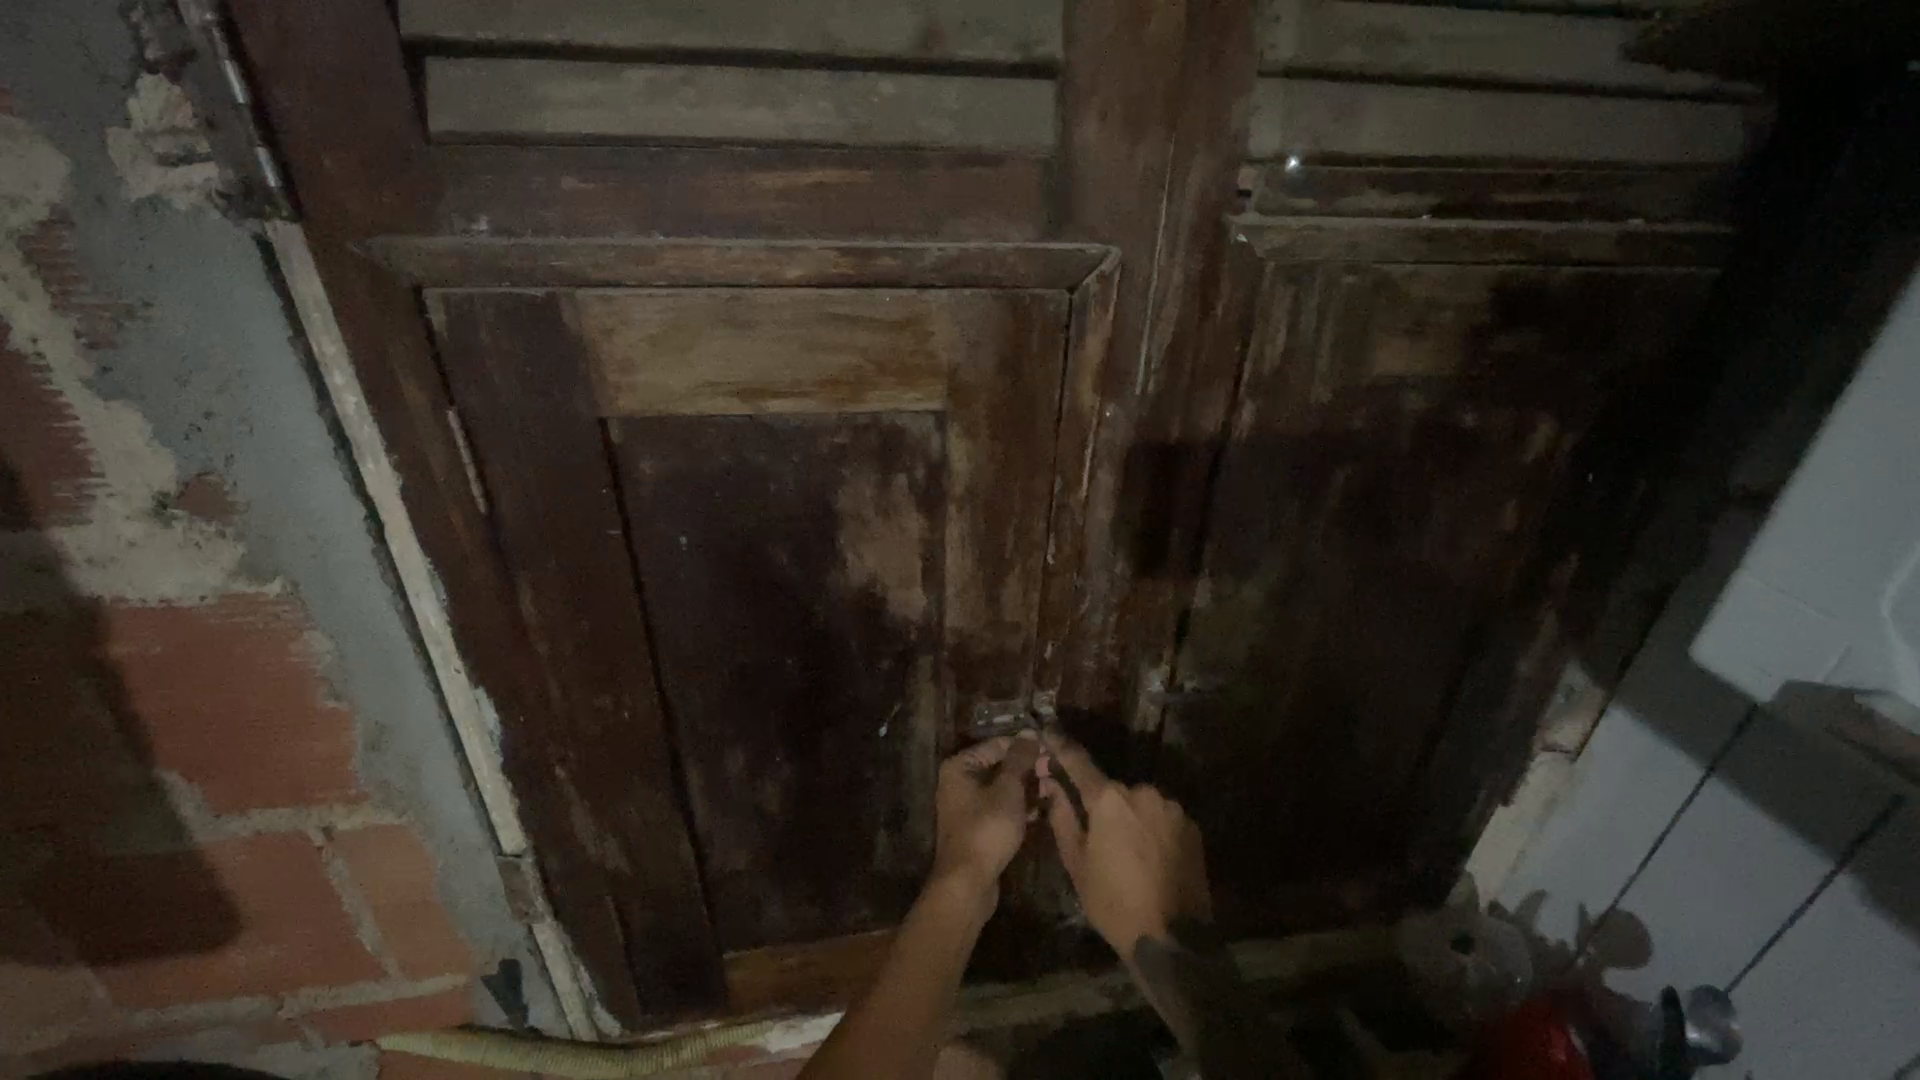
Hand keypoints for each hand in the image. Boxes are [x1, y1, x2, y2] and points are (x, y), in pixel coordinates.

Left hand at [931, 734, 1041, 905]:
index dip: (1025, 747)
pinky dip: (1018, 806)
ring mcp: (966, 805)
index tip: (1053, 750)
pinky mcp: (977, 825)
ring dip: (1026, 788)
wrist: (968, 881)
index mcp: (960, 765)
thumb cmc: (987, 828)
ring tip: (1054, 790)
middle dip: (1028, 769)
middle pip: (999, 765)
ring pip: (1002, 788)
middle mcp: (959, 781)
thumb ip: (1019, 759)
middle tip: (1055, 772)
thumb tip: (1029, 733)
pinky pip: (1000, 806)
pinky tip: (1042, 810)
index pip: (997, 744)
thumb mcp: (1008, 789)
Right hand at [1040, 738, 1211, 955]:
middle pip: (1112, 789)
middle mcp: (1142, 791)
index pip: (1079, 762)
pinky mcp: (1191, 826)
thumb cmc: (1113, 902)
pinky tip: (1151, 858)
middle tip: (1096, 835)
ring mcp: (1171, 807)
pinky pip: (1162, 818)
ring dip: (1130, 817)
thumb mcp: (1077, 863)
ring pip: (1139, 803)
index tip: (1048, 731)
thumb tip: (1050, 784)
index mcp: (1108, 798)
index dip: (1061, 745)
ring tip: (1127, 854)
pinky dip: (1152, 829)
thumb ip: (1062, 817)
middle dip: (1102, 803)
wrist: (1173, 938)